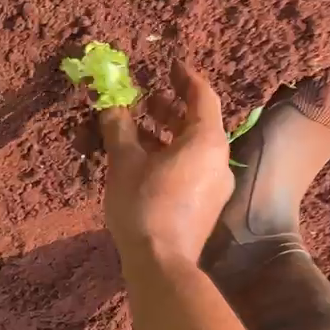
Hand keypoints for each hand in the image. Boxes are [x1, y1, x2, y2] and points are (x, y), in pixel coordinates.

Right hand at [99, 62, 233, 268]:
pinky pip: (191, 169)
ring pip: (193, 148)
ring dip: (168, 135)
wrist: (161, 262)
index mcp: (206, 140)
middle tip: (145, 101)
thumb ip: (118, 128)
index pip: (202, 95)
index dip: (184, 78)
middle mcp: (219, 159)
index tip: (169, 66)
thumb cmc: (144, 205)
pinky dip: (171, 157)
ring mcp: (215, 185)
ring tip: (139, 131)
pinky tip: (145, 164)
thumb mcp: (124, 162)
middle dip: (170, 108)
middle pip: (198, 122)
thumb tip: (110, 105)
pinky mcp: (205, 207)